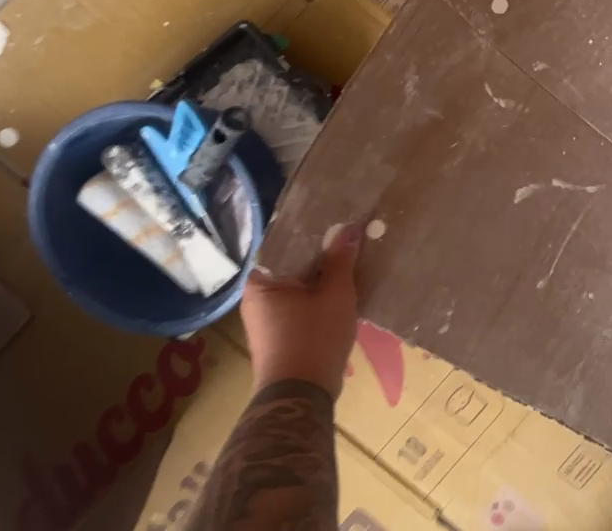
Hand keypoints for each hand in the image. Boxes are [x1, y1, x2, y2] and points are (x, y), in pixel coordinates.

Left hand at [241, 225, 361, 396]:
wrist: (301, 394)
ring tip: (353, 256)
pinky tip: (344, 286)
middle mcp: (257, 296)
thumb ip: (341, 258)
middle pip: (293, 263)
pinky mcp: (279, 332)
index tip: (338, 217)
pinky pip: (301, 300)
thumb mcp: (335, 293)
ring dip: (323, 273)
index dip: (313, 229)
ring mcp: (267, 317)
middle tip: (352, 233)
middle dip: (322, 251)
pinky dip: (320, 292)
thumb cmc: (314, 338)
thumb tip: (350, 227)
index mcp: (261, 282)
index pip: (285, 243)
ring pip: (299, 283)